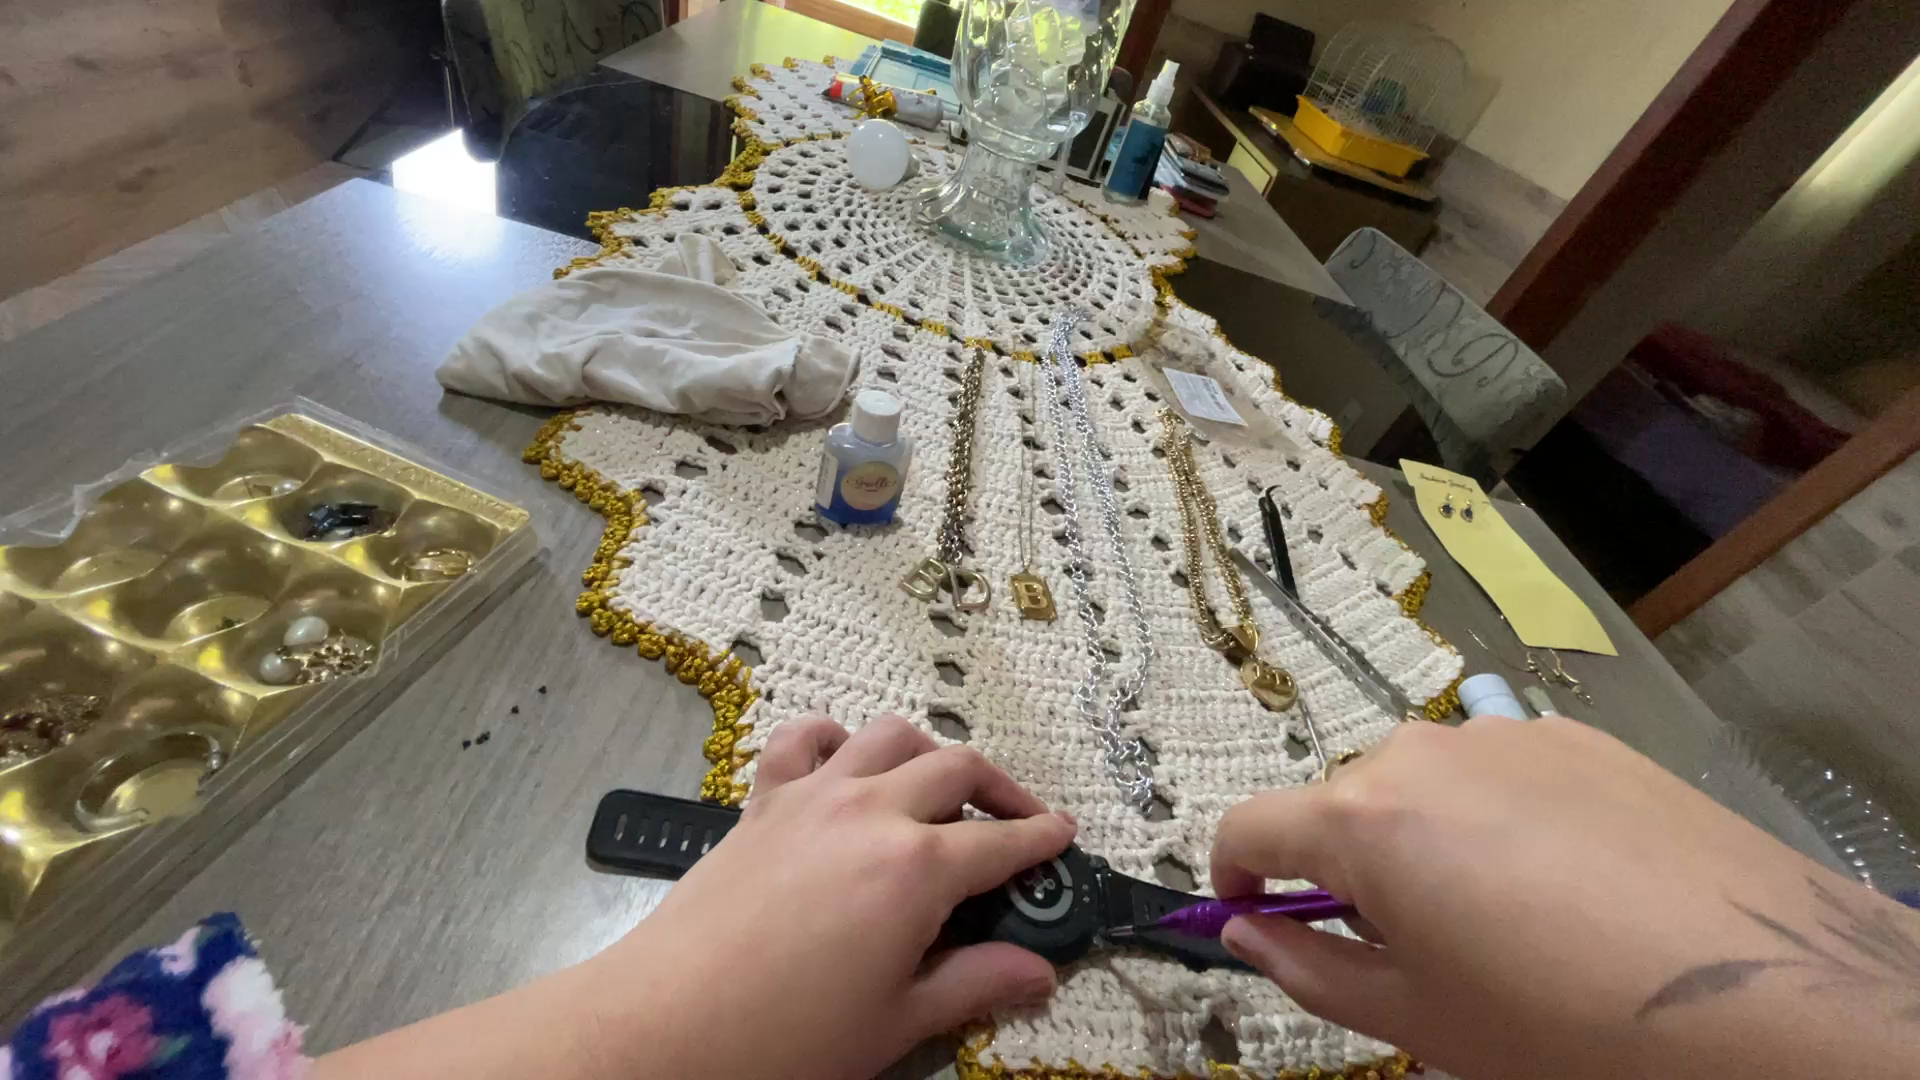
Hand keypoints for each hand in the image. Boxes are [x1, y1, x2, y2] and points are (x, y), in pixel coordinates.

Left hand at [595, 714, 1075, 1078]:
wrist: (667, 1026)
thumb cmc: (788, 1038)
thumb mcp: (896, 1022)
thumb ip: (975, 982)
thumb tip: (1041, 971)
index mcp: (915, 867)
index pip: (1001, 843)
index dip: (1041, 837)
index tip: (1065, 832)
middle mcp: (873, 809)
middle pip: (957, 768)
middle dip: (1002, 788)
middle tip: (1019, 819)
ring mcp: (817, 792)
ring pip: (890, 735)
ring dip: (926, 752)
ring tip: (935, 787)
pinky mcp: (767, 795)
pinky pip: (803, 737)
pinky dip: (832, 738)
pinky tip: (843, 766)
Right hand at [1211, 716, 1919, 1079]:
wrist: (1804, 1009)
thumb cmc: (1573, 1031)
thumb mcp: (1422, 1022)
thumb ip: (1305, 970)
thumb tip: (1240, 932)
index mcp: (1360, 819)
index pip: (1247, 827)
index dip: (1233, 873)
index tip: (1250, 912)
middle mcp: (1409, 752)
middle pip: (1335, 806)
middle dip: (1342, 867)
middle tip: (1414, 940)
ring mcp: (1492, 733)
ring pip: (1411, 784)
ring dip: (1416, 836)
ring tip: (1502, 908)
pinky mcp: (1566, 734)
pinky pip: (1488, 769)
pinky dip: (1489, 814)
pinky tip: (1566, 873)